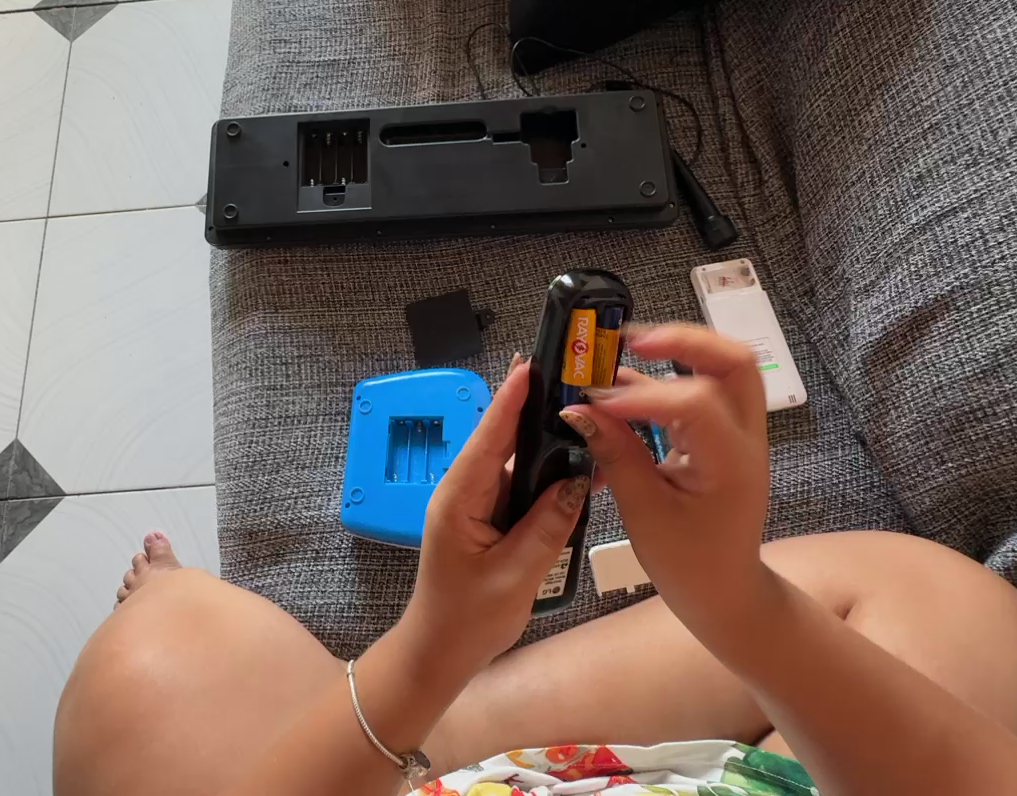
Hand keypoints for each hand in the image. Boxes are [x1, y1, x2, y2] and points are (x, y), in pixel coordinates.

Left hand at [397, 360, 587, 681]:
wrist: (439, 651)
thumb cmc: (468, 618)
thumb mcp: (514, 575)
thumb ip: (547, 526)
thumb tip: (577, 479)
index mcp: (460, 497)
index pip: (488, 438)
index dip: (509, 399)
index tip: (528, 364)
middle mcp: (465, 490)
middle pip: (500, 440)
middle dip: (529, 407)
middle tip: (564, 376)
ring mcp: (476, 502)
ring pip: (513, 462)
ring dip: (542, 442)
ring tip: (577, 413)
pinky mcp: (488, 515)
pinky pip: (518, 485)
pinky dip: (543, 475)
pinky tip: (573, 466)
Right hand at [559, 324, 776, 638]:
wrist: (724, 592)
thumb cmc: (688, 562)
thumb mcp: (644, 512)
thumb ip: (614, 453)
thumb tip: (577, 408)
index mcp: (731, 463)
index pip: (696, 403)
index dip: (643, 393)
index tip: (597, 400)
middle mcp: (743, 437)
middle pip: (733, 362)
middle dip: (682, 341)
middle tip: (632, 341)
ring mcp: (735, 432)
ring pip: (721, 367)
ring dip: (674, 350)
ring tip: (621, 349)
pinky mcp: (716, 434)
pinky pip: (697, 388)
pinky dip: (660, 377)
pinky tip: (619, 384)